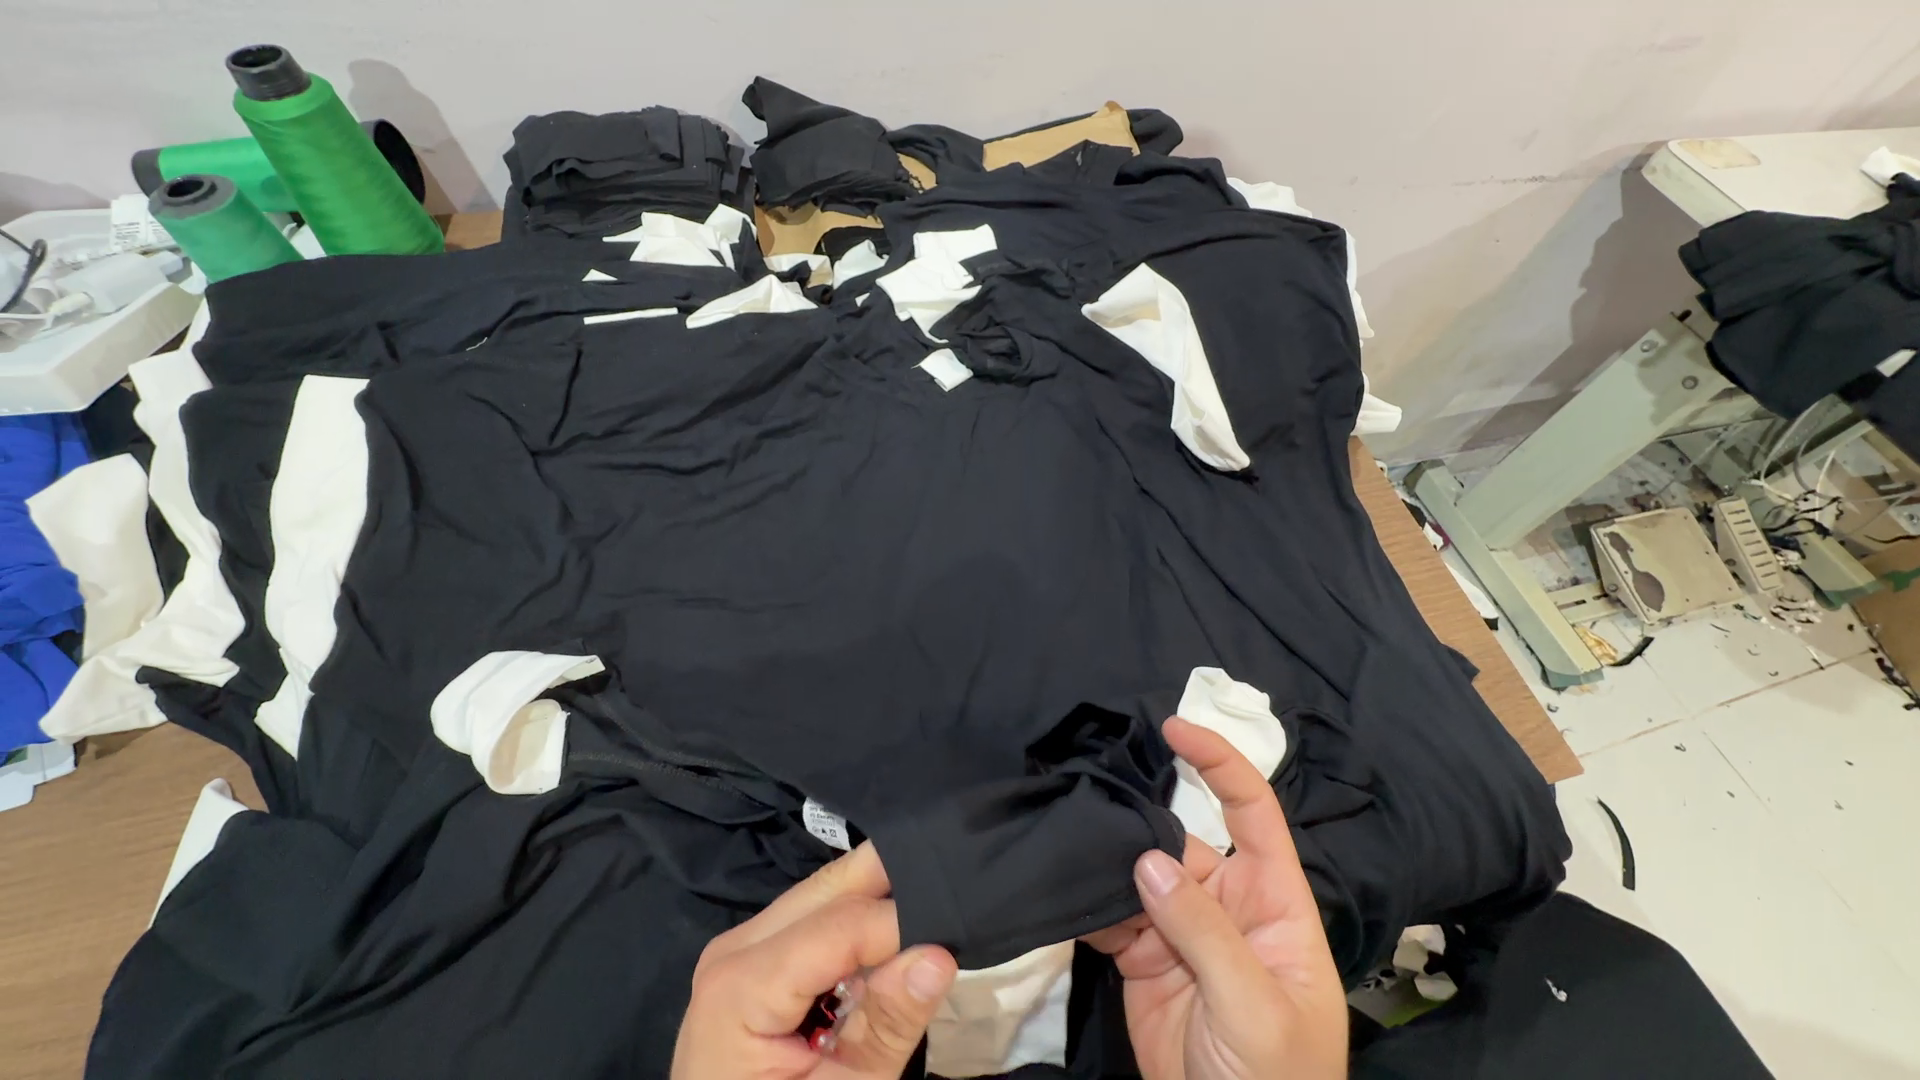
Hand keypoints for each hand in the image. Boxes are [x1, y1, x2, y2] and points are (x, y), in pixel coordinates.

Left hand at [671, 842, 958, 1078]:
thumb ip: (888, 1025)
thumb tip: (938, 955)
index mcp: (742, 986)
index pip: (841, 924)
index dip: (903, 920)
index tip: (957, 932)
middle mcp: (737, 945)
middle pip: (832, 887)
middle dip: (896, 880)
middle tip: (955, 889)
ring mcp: (743, 942)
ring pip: (827, 888)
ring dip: (881, 897)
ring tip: (933, 913)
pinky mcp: (757, 949)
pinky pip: (818, 910)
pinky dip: (861, 916)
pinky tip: (893, 934)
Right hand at [1083, 717, 1346, 1079]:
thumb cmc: (1280, 1078)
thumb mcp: (1255, 1006)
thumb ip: (1205, 931)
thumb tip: (1149, 858)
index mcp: (1271, 902)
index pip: (1253, 812)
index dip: (1219, 764)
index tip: (1174, 729)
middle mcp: (1224, 905)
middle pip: (1179, 842)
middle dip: (1137, 826)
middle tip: (1088, 810)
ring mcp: (1179, 931)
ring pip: (1137, 874)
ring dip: (1104, 866)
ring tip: (1066, 851)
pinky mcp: (1141, 957)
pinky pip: (1110, 915)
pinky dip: (1087, 905)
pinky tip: (1063, 894)